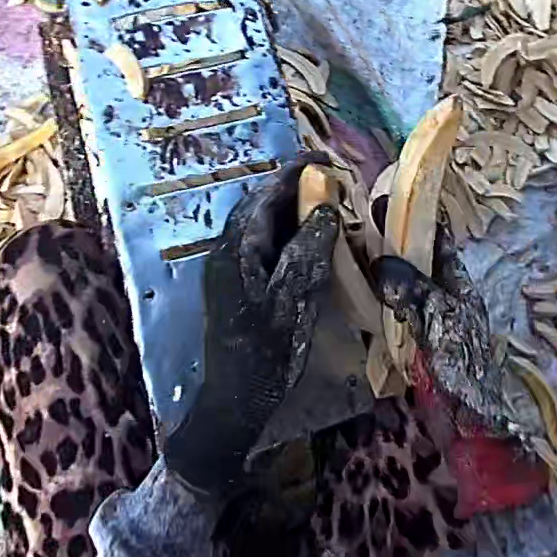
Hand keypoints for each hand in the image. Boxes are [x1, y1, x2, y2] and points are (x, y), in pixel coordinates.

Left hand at [163, 157, 340, 497]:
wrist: (235, 399)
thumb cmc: (264, 352)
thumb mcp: (292, 300)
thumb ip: (307, 251)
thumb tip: (323, 207)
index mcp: (236, 248)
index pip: (264, 196)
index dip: (291, 172)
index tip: (321, 157)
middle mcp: (227, 249)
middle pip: (259, 205)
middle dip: (291, 187)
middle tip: (329, 180)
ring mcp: (230, 266)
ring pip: (260, 224)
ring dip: (289, 209)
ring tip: (324, 203)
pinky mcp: (236, 282)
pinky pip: (262, 243)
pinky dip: (285, 233)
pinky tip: (307, 241)